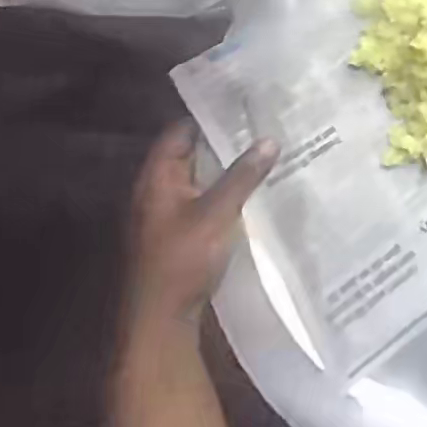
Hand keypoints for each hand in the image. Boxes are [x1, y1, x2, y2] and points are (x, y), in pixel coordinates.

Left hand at [128, 123, 278, 325]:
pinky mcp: (181, 233)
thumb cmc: (182, 260)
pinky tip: (255, 188)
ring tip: (266, 150)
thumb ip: (243, 175)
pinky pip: (206, 199)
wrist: (161, 323)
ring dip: (228, 167)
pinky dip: (226, 190)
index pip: (180, 131)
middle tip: (263, 124)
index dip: (208, 114)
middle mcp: (158, 191)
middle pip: (192, 153)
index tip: (243, 104)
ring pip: (201, 178)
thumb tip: (270, 139)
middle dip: (225, 140)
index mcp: (157, 178)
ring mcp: (169, 213)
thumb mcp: (217, 212)